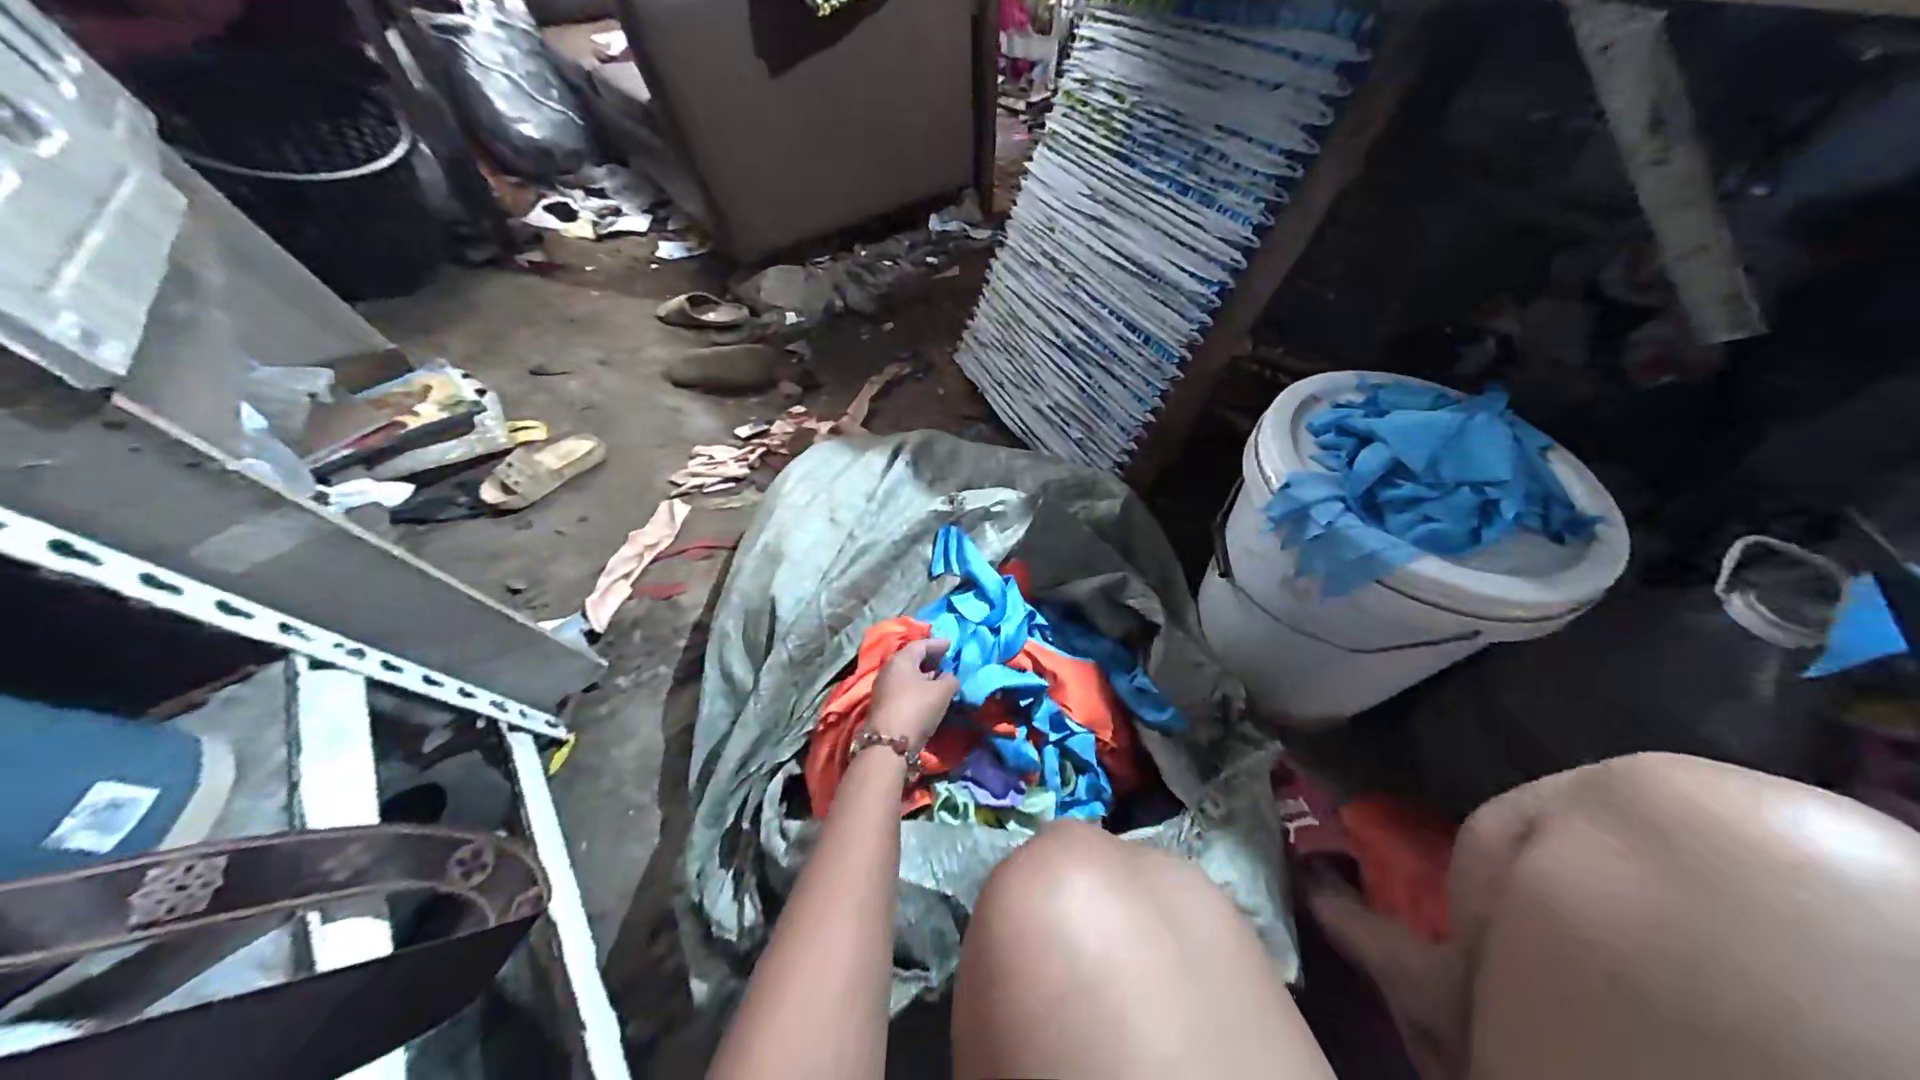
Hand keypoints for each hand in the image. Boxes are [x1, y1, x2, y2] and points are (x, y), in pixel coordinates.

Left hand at [868, 638, 957, 750]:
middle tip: (945, 660)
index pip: (921, 645)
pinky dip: (916, 686)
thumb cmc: (917, 708)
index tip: (950, 644)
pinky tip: (927, 694)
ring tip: (939, 678)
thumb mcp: (942, 692)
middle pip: (911, 659)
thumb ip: (950, 679)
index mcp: (901, 660)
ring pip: (906, 675)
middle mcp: (888, 670)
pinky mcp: (883, 705)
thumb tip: (949, 677)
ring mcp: (883, 688)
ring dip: (923, 674)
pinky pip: (903, 688)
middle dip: (929, 659)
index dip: (937, 644)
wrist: (888, 744)